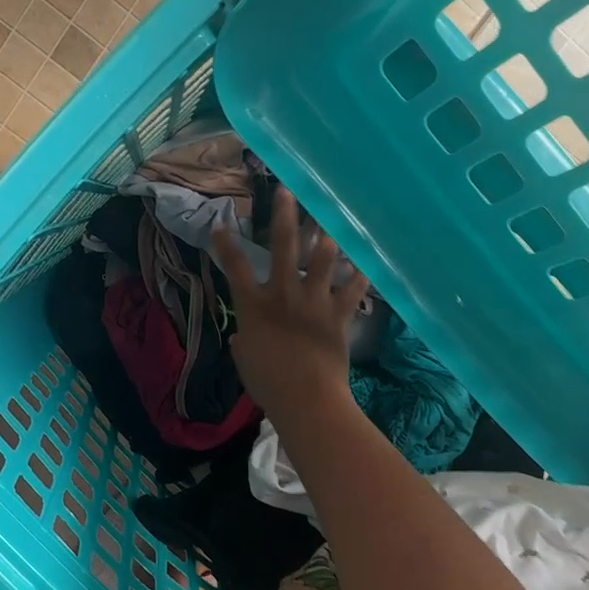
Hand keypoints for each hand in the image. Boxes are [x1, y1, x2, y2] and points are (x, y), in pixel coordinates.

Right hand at [213, 190, 371, 423]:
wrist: (306, 398)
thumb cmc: (268, 383)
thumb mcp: (244, 360)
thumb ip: (244, 341)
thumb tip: (243, 337)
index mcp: (254, 306)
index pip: (235, 267)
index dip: (226, 244)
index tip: (222, 225)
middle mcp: (284, 294)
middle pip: (283, 245)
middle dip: (284, 215)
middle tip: (287, 191)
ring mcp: (315, 301)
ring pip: (323, 257)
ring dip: (326, 235)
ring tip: (329, 217)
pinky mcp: (339, 314)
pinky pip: (354, 288)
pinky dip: (361, 274)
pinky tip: (366, 260)